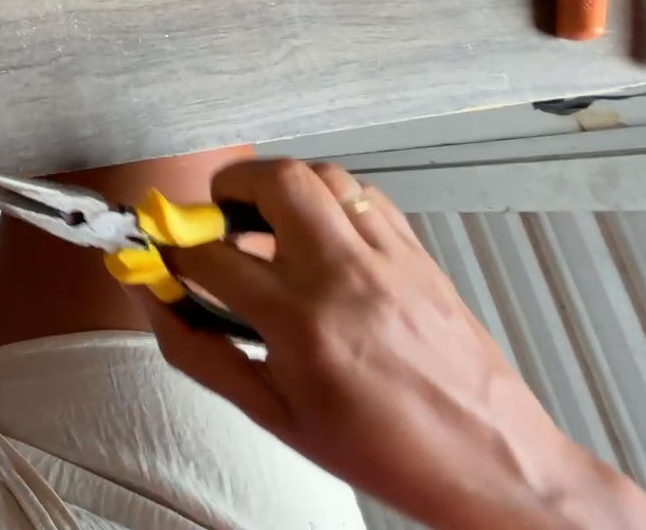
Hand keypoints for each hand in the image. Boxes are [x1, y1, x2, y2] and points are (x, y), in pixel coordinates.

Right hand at [141, 159, 645, 529]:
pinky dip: (326, 197)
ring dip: (277, 185)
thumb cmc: (377, 448)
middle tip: (215, 214)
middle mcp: (345, 276)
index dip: (173, 251)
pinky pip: (364, 194)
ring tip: (264, 219)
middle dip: (227, 186)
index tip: (165, 256)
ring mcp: (390, 260)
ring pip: (321, 174)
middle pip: (273, 181)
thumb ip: (193, 348)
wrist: (499, 472)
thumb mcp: (267, 411)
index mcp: (301, 322)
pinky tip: (315, 231)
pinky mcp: (420, 257)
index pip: (209, 256)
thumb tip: (147, 294)